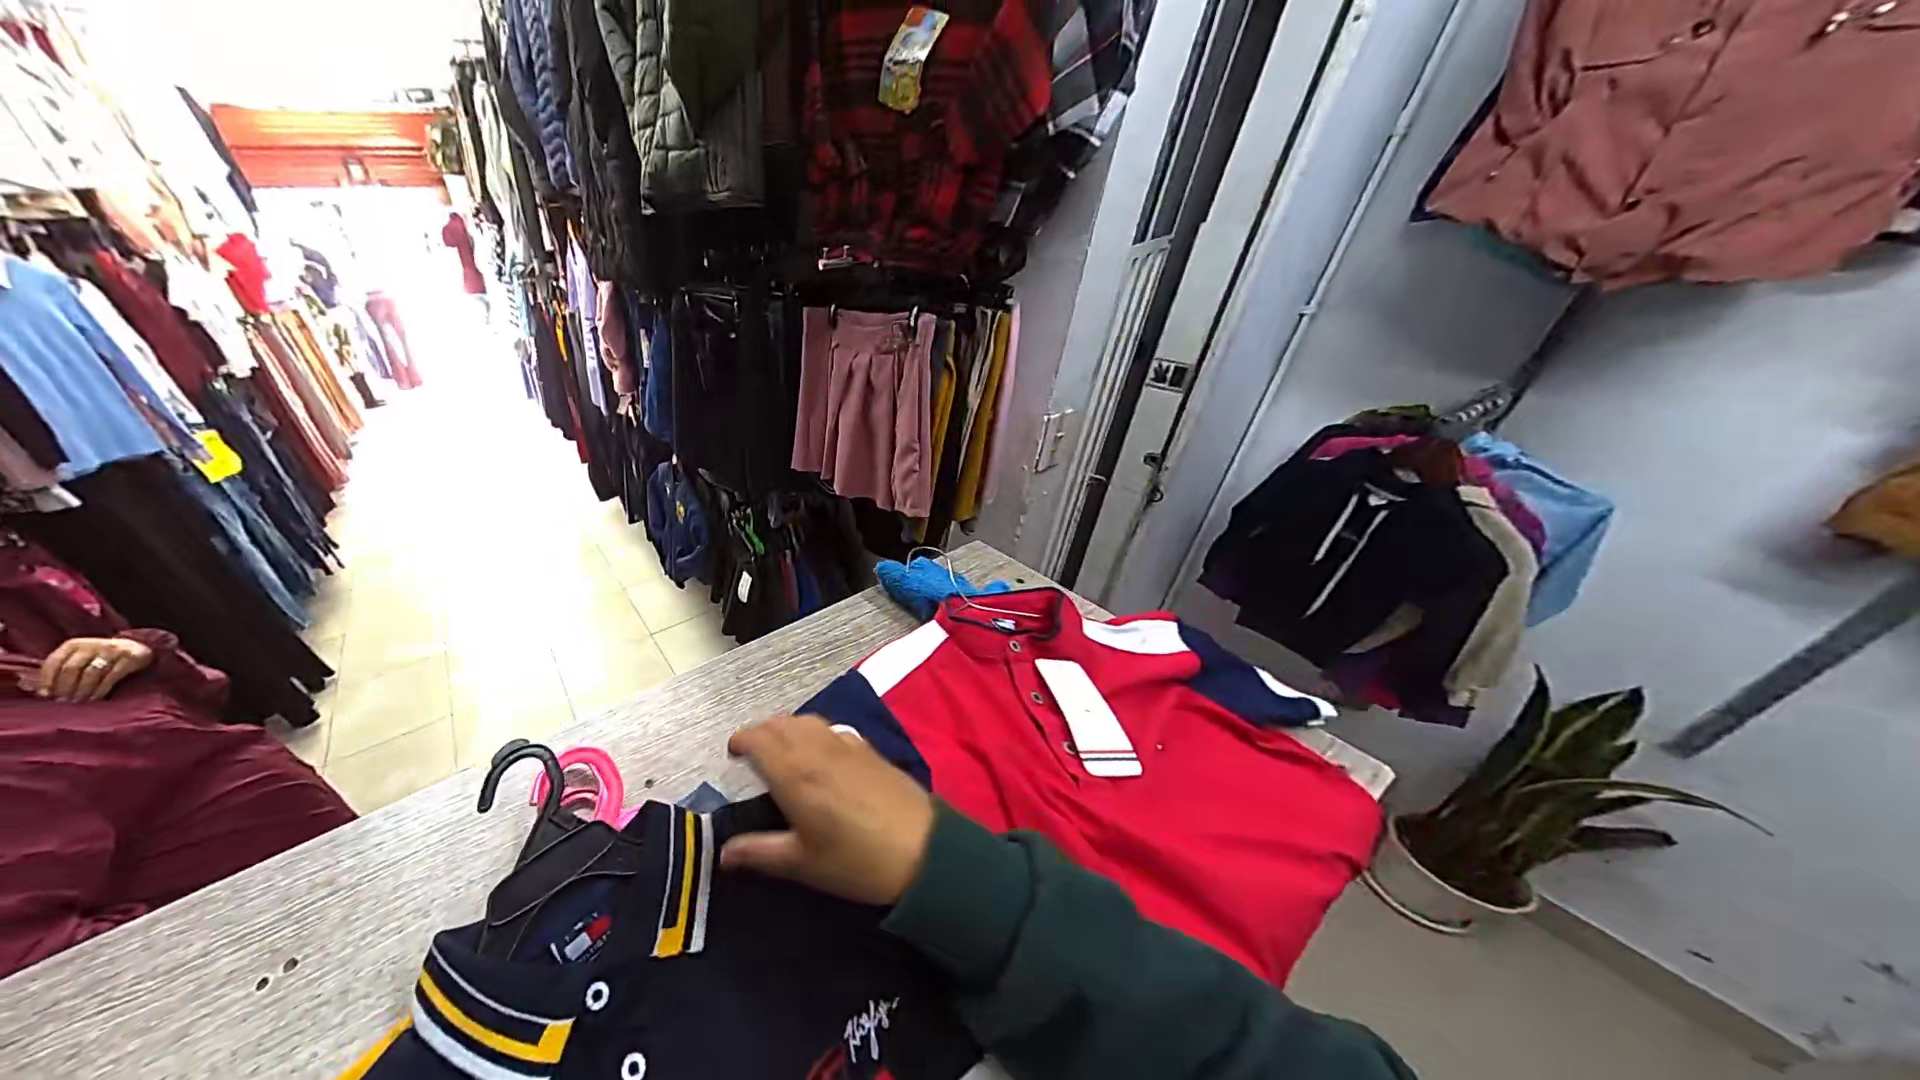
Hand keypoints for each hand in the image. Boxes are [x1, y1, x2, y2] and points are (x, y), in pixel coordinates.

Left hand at [27, 637, 154, 701]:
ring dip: (83, 690)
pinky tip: (96, 697)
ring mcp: (113, 650)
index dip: (47, 680)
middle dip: (65, 687)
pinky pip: (112, 676)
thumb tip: (39, 690)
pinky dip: (101, 689)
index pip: (54, 662)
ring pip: (91, 673)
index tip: (46, 695)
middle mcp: (92, 645)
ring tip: (79, 700)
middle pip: (71, 668)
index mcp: (74, 644)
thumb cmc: (102, 657)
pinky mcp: (131, 657)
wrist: (141, 647)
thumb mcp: (81, 657)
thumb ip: (61, 668)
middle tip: (64, 700)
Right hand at [719, 714, 935, 905]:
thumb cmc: (855, 860)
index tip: (733, 752)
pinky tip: (820, 750)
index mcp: (797, 774)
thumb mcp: (802, 863)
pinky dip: (816, 730)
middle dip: (762, 730)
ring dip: (788, 726)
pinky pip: (833, 727)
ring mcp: (848, 746)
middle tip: (752, 750)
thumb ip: (760, 852)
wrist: (922, 848)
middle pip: (783, 723)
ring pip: (809, 720)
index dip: (743, 739)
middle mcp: (819, 750)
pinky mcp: (870, 749)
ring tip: (781, 747)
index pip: (761, 739)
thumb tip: (724, 851)